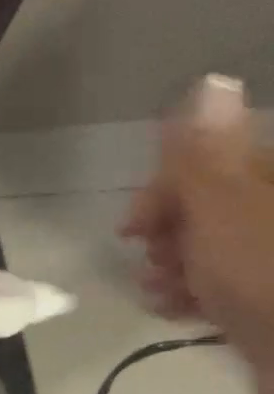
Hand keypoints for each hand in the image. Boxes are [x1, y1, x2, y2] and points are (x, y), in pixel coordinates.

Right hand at [122, 75, 273, 393]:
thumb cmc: (266, 277)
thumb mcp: (228, 207)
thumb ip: (207, 153)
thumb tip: (208, 83)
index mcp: (271, 185)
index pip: (217, 165)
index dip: (167, 190)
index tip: (134, 226)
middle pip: (213, 205)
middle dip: (168, 234)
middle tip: (152, 261)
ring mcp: (273, 257)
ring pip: (213, 246)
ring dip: (172, 269)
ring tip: (162, 293)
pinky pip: (225, 282)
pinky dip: (193, 294)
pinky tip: (179, 309)